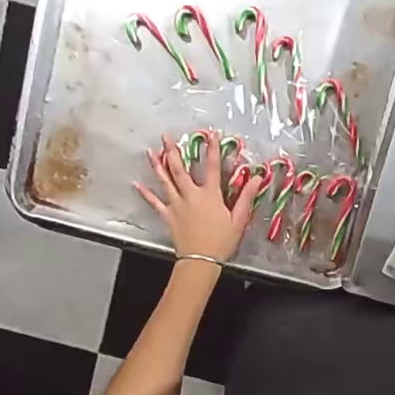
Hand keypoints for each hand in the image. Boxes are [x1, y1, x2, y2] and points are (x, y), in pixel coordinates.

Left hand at [135, 136, 266, 261]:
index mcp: (210, 195)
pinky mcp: (168, 216)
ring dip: (158, 165)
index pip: (213, 167)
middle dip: (173, 151)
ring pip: (165, 181)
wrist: (201, 260)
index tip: (210, 134)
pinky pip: (155, 203)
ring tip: (150, 152)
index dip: (212, 149)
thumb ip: (246, 197)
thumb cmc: (221, 242)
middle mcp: (191, 196)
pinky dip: (146, 194)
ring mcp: (177, 205)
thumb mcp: (238, 220)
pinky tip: (138, 185)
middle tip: (166, 136)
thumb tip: (257, 178)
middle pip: (180, 169)